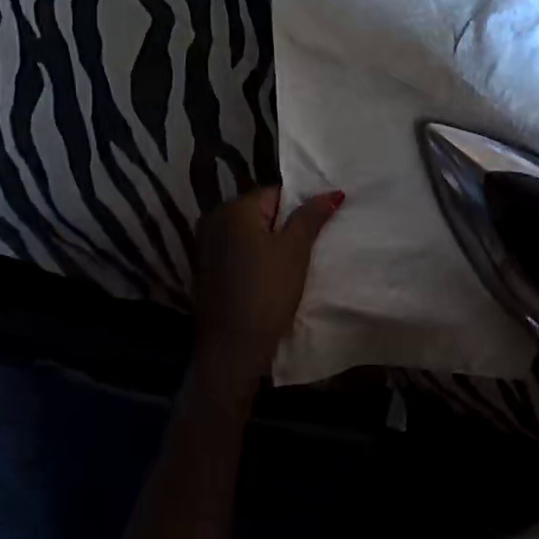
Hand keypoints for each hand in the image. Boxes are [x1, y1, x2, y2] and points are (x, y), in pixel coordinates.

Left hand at [191, 187, 342, 384]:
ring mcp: (205, 246)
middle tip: (310, 242)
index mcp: (233, 209)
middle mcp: (212, 220)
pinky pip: (237, 250)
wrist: (233, 346)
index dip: (300, 206)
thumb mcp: (295, 250)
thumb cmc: (267, 291)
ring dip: (270, 241)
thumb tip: (333, 192)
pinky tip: (271, 274)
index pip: (275, 192)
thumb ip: (312, 216)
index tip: (319, 225)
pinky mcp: (206, 270)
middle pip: (260, 211)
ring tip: (294, 259)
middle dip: (285, 223)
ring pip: (248, 232)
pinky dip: (255, 256)